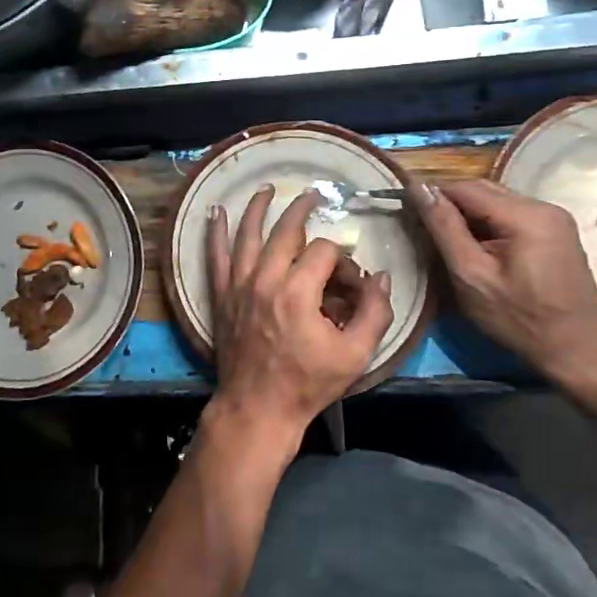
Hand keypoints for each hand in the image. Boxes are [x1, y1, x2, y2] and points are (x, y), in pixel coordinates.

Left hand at [205, 188, 393, 438]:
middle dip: (302, 210)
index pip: (324, 253)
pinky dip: (215, 232)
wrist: (257, 407)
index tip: (350, 281)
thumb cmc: (307, 384)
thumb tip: (381, 277)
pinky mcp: (222, 296)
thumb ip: (375, 313)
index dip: (343, 261)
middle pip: (285, 232)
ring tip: (267, 190)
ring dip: (257, 209)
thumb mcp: (355, 355)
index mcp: (298, 292)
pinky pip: (215, 257)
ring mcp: (238, 286)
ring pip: (247, 236)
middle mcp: (264, 279)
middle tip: (313, 196)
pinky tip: (215, 212)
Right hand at [407, 178, 596, 380]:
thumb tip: (417, 188)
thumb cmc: (517, 318)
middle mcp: (544, 206)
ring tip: (448, 239)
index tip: (407, 211)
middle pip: (483, 190)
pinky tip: (477, 245)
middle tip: (424, 228)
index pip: (465, 188)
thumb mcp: (471, 274)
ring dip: (468, 214)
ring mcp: (554, 217)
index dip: (432, 195)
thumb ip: (444, 227)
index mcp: (526, 215)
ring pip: (495, 200)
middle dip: (450, 204)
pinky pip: (510, 213)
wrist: (574, 347)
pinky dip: (487, 222)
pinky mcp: (555, 229)